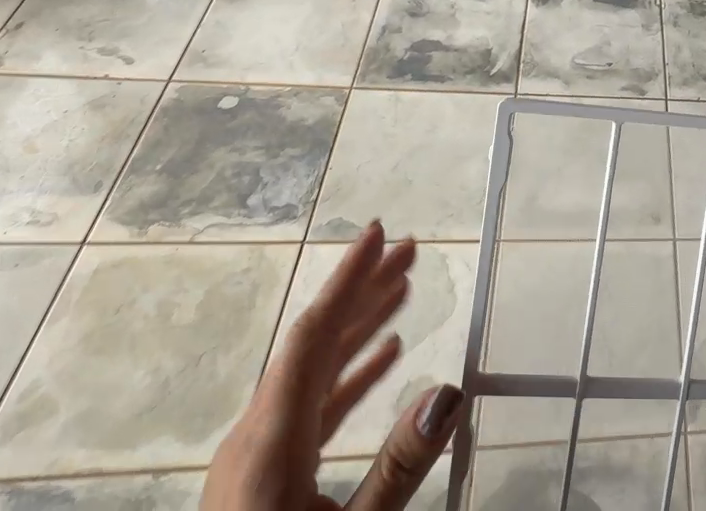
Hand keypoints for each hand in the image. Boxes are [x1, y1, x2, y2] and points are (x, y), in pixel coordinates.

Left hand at [200, 222, 465, 510]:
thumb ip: (399, 467)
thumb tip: (449, 390)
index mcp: (269, 441)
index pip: (313, 335)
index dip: (349, 278)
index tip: (381, 233)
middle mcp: (256, 434)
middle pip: (315, 342)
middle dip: (364, 290)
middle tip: (412, 248)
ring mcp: (257, 453)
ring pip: (315, 371)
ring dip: (363, 328)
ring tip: (407, 290)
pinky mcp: (265, 473)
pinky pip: (313, 405)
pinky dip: (354, 374)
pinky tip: (389, 358)